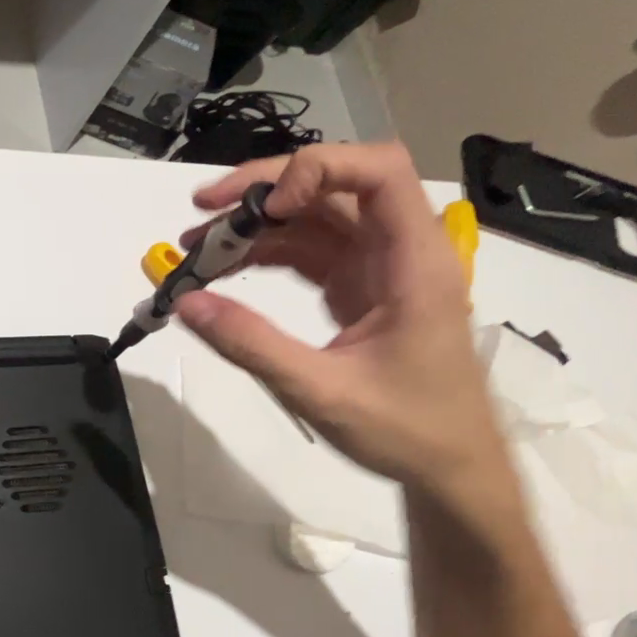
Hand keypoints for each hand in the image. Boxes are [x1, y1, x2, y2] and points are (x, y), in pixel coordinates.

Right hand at [176, 143, 504, 492]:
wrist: (450, 466)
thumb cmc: (406, 429)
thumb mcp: (319, 390)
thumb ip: (251, 343)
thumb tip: (186, 302)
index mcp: (413, 262)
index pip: (379, 172)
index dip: (316, 170)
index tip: (261, 209)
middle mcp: (400, 250)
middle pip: (336, 184)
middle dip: (265, 188)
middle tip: (200, 210)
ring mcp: (379, 267)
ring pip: (314, 217)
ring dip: (255, 224)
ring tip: (196, 248)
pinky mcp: (360, 287)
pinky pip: (308, 251)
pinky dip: (264, 254)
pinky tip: (224, 270)